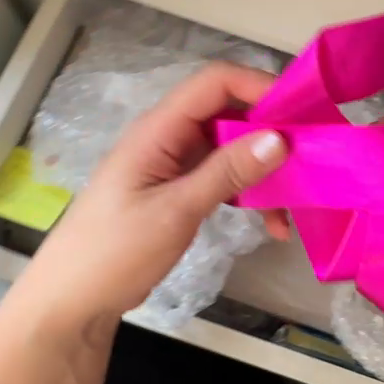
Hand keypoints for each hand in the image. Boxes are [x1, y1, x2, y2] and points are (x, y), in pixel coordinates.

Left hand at [9, 63, 287, 338]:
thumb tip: (280, 138)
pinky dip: (250, 195)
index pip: (215, 82)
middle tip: (311, 158)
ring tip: (294, 203)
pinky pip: (224, 178)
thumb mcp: (175, 210)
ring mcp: (173, 165)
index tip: (301, 111)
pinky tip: (272, 226)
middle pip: (229, 113)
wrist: (72, 301)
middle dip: (271, 132)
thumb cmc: (114, 251)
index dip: (259, 86)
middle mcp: (168, 137)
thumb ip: (227, 172)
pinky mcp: (179, 191)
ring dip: (265, 171)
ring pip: (232, 149)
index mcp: (159, 129)